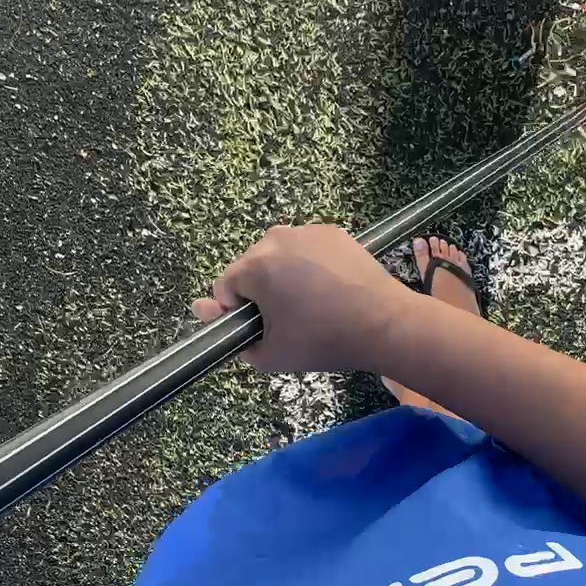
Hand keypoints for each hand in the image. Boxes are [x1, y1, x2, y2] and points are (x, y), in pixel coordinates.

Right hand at [191, 224, 417, 372]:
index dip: (237, 312)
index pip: (225, 286)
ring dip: (286, 277)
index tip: (261, 327)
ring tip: (311, 305)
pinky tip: (328, 289)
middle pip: (252, 267)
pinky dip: (311, 266)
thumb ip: (231, 334)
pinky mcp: (333, 232)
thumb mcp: (270, 354)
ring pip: (280, 256)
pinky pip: (307, 250)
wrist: (383, 324)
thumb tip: (202, 310)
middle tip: (290, 319)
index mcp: (255, 265)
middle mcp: (277, 238)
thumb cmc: (324, 341)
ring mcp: (307, 231)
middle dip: (262, 291)